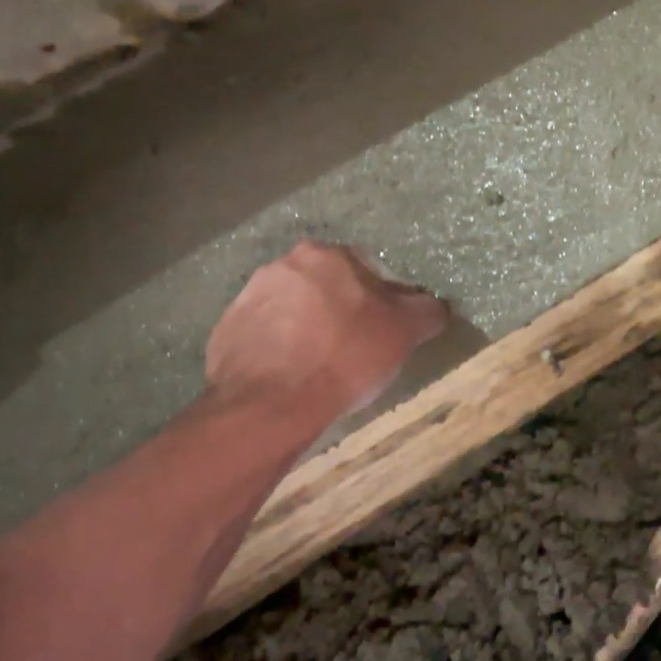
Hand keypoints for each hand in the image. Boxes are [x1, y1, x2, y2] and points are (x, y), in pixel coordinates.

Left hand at [205, 241, 447, 418]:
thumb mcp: (407, 330)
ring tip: (325, 365)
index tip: (387, 328)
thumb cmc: (346, 354)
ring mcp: (246, 299)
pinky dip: (282, 350)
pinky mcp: (223, 334)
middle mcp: (282, 266)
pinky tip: (296, 376)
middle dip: (343, 310)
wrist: (271, 406)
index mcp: (326, 254)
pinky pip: (266, 336)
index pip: (367, 268)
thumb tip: (437, 306)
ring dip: (310, 329)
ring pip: (295, 311)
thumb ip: (428, 310)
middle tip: (359, 345)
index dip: (384, 299)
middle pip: (328, 287)